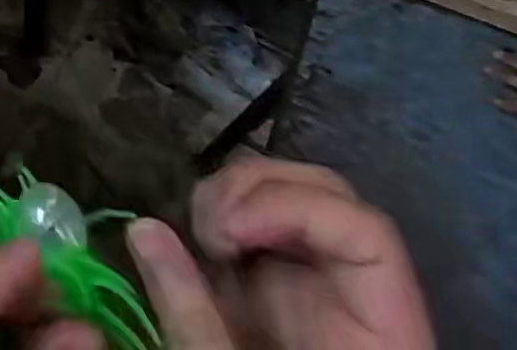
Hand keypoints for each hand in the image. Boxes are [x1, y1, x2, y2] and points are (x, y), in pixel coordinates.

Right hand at [124, 158, 432, 349]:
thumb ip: (191, 312)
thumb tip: (142, 226)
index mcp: (375, 328)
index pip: (362, 229)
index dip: (290, 207)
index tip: (223, 234)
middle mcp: (351, 288)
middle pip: (323, 191)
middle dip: (251, 188)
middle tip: (204, 227)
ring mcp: (314, 278)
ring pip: (284, 190)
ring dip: (228, 193)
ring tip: (197, 236)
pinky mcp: (275, 276)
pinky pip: (252, 213)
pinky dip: (216, 209)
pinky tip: (197, 240)